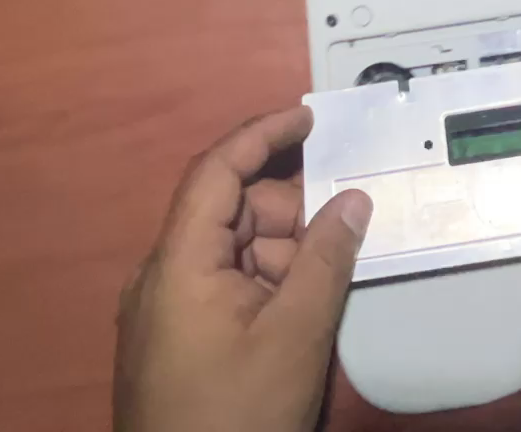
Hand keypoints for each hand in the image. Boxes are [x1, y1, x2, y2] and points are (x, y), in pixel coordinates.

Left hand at [115, 106, 372, 431]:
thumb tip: (355, 198)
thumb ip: (326, 257)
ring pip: (238, 247)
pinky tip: (305, 301)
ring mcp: (170, 308)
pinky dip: (272, 278)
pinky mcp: (182, 336)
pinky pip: (231, 282)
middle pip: (233, 210)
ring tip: (329, 275)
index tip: (309, 118)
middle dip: (291, 209)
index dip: (262, 133)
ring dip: (287, 250)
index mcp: (178, 263)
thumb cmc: (235, 417)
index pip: (216, 170)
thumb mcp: (293, 335)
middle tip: (344, 220)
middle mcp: (166, 274)